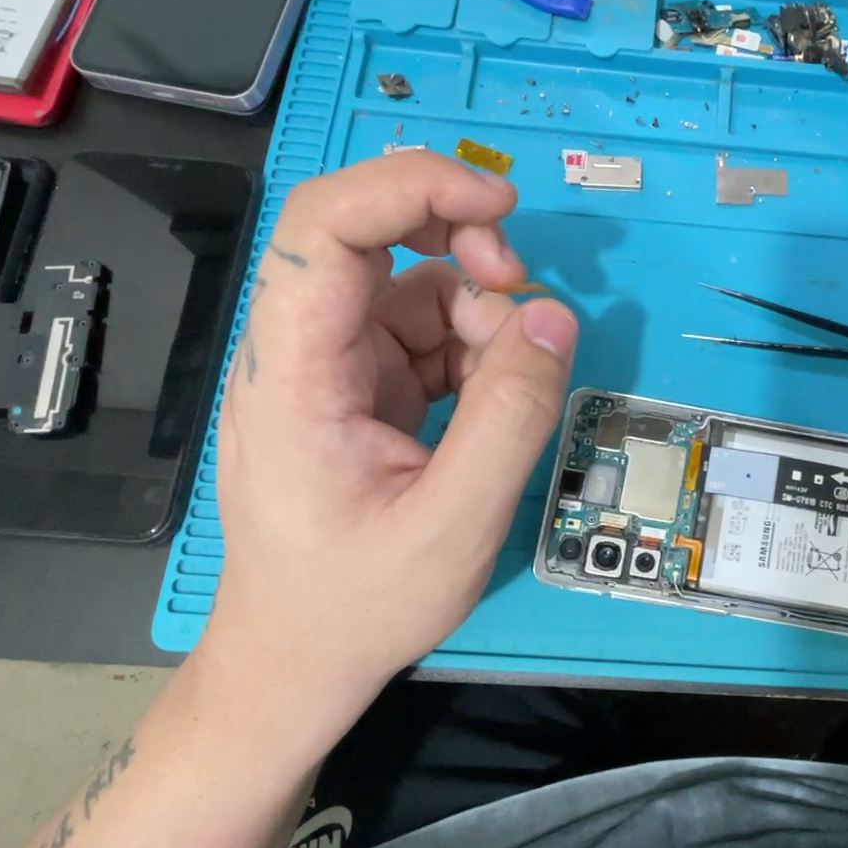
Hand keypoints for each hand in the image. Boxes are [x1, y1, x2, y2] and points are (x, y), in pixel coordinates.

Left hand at [199, 153, 577, 757]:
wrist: (300, 661)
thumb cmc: (358, 604)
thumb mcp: (455, 523)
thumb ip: (512, 416)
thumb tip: (552, 316)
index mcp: (295, 373)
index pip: (329, 227)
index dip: (414, 186)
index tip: (502, 205)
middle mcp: (302, 352)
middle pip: (368, 235)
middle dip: (457, 239)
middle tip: (520, 286)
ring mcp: (333, 368)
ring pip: (414, 288)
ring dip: (480, 312)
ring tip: (515, 381)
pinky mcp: (362, 388)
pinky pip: (428, 335)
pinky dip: (475, 351)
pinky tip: (496, 398)